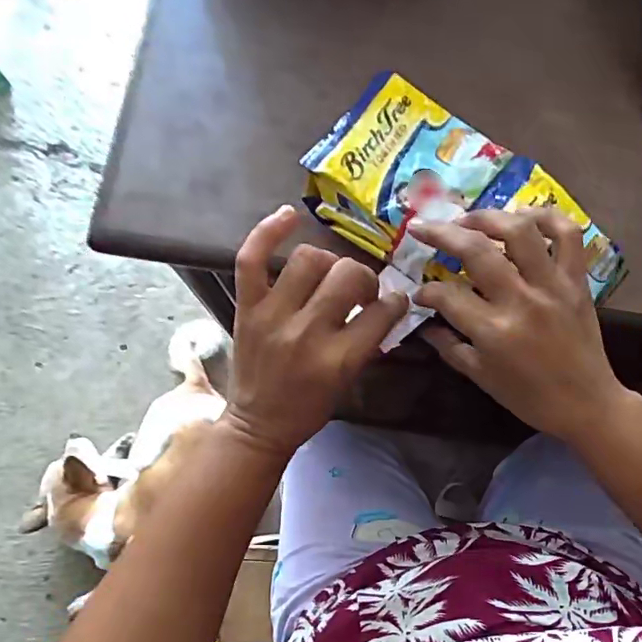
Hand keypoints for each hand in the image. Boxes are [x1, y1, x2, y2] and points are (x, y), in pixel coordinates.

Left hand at [221, 205, 406, 458]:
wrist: (258, 426)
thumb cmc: (308, 409)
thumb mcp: (348, 382)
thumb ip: (366, 343)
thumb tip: (385, 306)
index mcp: (338, 359)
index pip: (380, 313)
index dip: (394, 303)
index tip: (393, 303)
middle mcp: (307, 332)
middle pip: (348, 275)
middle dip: (363, 279)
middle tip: (359, 293)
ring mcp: (273, 316)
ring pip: (309, 259)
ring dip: (328, 262)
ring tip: (328, 276)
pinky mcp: (247, 307)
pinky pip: (252, 257)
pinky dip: (268, 230)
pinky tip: (289, 216)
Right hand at [410, 209, 631, 442]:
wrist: (585, 403)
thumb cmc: (529, 397)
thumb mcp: (482, 378)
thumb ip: (450, 347)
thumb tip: (425, 325)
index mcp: (493, 331)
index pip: (447, 296)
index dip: (426, 292)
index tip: (420, 294)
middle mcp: (520, 301)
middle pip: (476, 250)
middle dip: (441, 234)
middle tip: (423, 228)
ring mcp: (552, 286)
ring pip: (520, 231)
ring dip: (488, 217)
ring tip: (470, 220)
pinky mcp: (576, 281)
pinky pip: (567, 235)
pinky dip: (547, 218)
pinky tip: (524, 219)